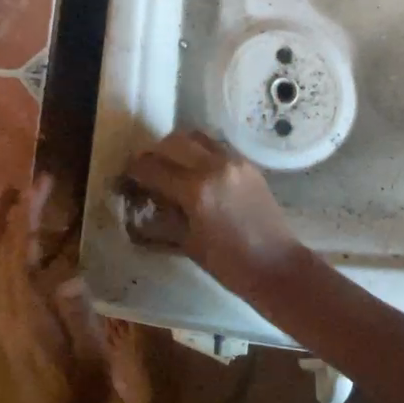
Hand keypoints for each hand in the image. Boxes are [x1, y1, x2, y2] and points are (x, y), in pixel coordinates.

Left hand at [0, 176, 108, 402]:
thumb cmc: (79, 391)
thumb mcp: (90, 354)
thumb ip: (79, 313)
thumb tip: (72, 273)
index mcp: (26, 313)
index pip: (17, 253)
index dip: (25, 214)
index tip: (40, 182)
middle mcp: (6, 311)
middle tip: (13, 180)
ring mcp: (2, 318)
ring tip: (7, 198)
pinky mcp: (6, 323)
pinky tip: (15, 238)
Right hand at [122, 130, 304, 295]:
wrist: (277, 265)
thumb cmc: (229, 264)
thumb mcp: (188, 243)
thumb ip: (164, 216)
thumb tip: (144, 201)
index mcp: (196, 190)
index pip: (153, 168)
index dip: (134, 171)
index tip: (126, 177)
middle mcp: (214, 165)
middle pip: (173, 142)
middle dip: (154, 153)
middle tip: (146, 170)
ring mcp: (233, 160)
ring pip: (195, 137)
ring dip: (178, 146)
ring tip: (171, 166)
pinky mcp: (246, 163)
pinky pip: (215, 145)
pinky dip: (199, 151)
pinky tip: (196, 170)